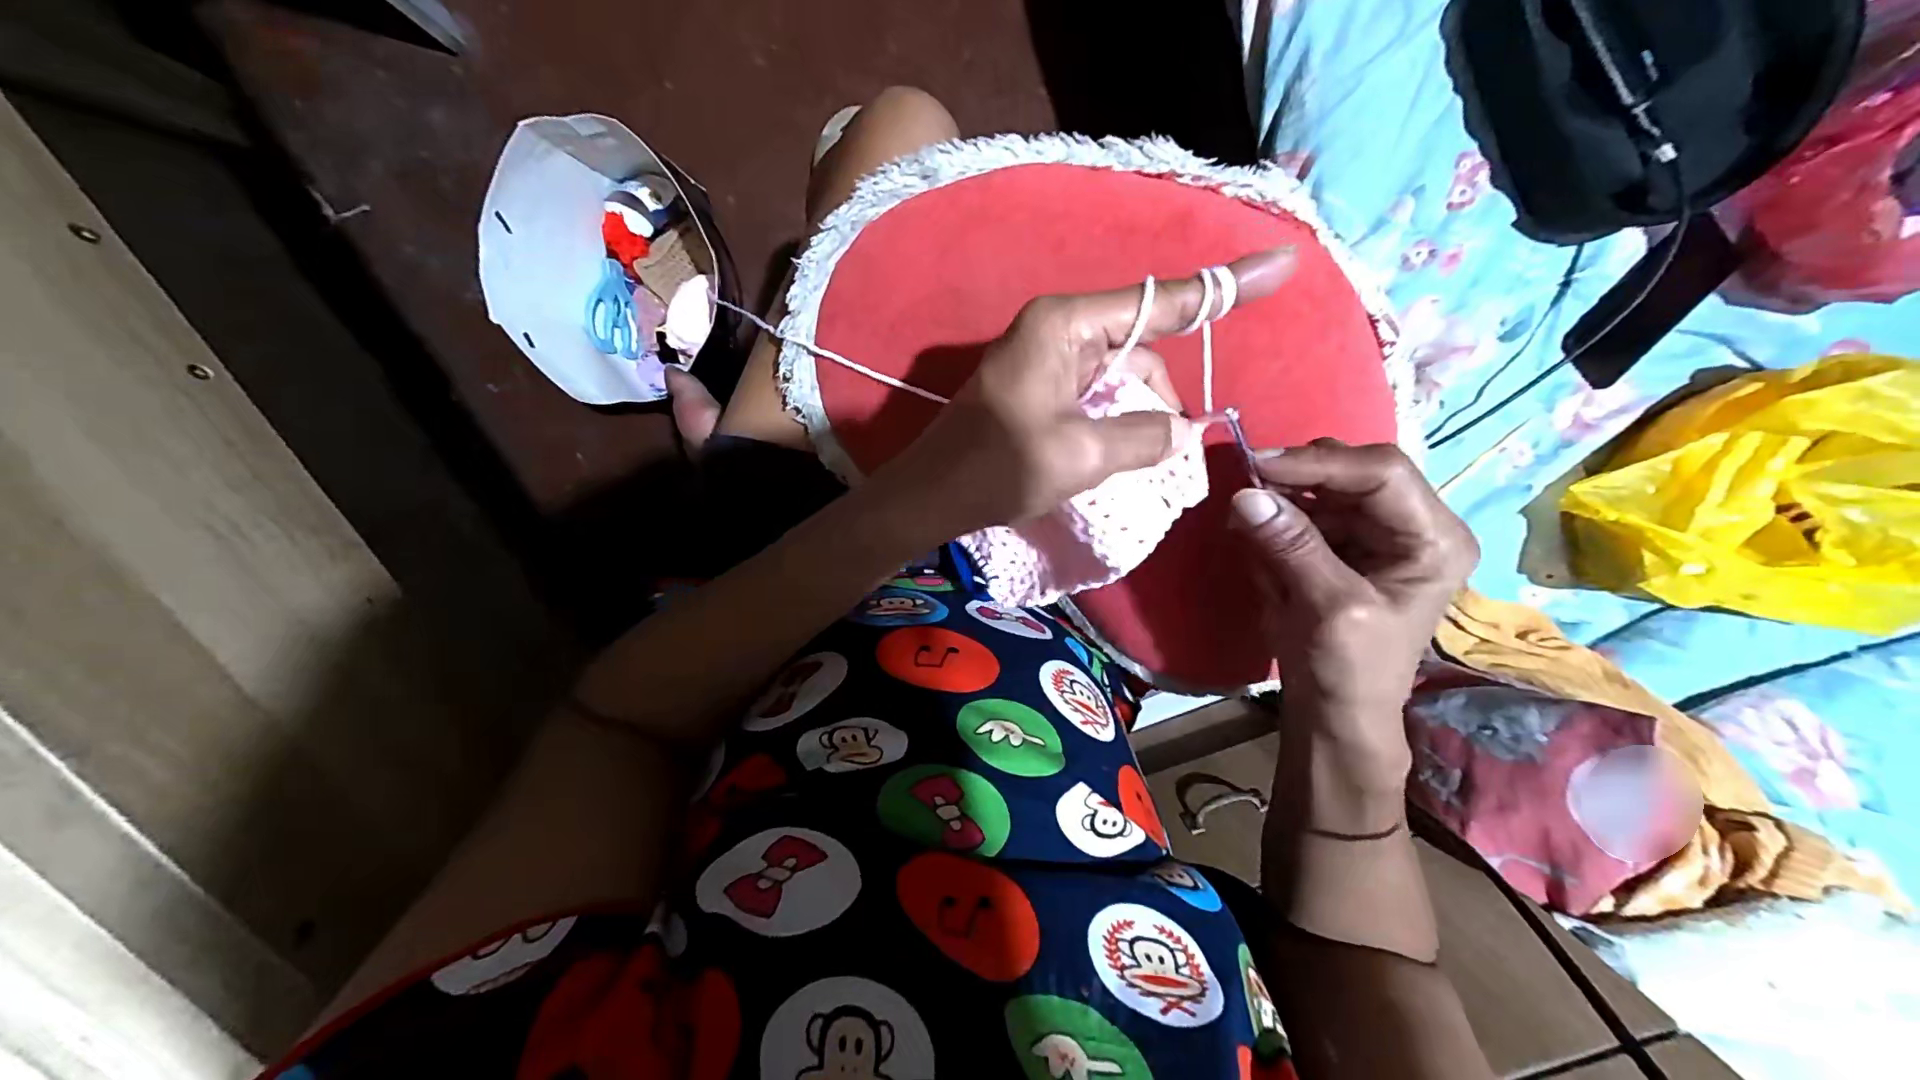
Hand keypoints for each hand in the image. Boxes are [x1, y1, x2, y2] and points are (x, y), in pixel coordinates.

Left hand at [868, 246, 1298, 541]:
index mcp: (1065, 325)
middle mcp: (1056, 329)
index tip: (1284, 261)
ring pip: (1120, 376)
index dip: (1225, 287)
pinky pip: (1095, 394)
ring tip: (1125, 461)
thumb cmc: (996, 469)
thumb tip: (1182, 430)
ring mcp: (1045, 358)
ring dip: (1135, 416)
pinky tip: (1112, 453)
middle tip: (1165, 450)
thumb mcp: (1081, 455)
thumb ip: (1144, 435)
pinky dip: (1112, 422)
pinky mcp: (1038, 387)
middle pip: (1140, 347)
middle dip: (1160, 396)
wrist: (928, 497)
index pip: (1161, 300)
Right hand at [1232, 441, 1477, 784]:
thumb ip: (1292, 546)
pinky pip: (1303, 510)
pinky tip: (1255, 537)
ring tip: (1244, 516)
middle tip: (1245, 483)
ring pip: (1322, 485)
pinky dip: (1274, 518)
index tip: (1258, 465)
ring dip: (1280, 497)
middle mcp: (1410, 524)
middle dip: (1298, 475)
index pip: (1383, 472)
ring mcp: (1373, 531)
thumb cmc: (1350, 668)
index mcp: (1434, 538)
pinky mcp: (1340, 543)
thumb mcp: (1328, 607)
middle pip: (1353, 470)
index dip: (1320, 463)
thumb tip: (1244, 495)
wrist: (1335, 710)